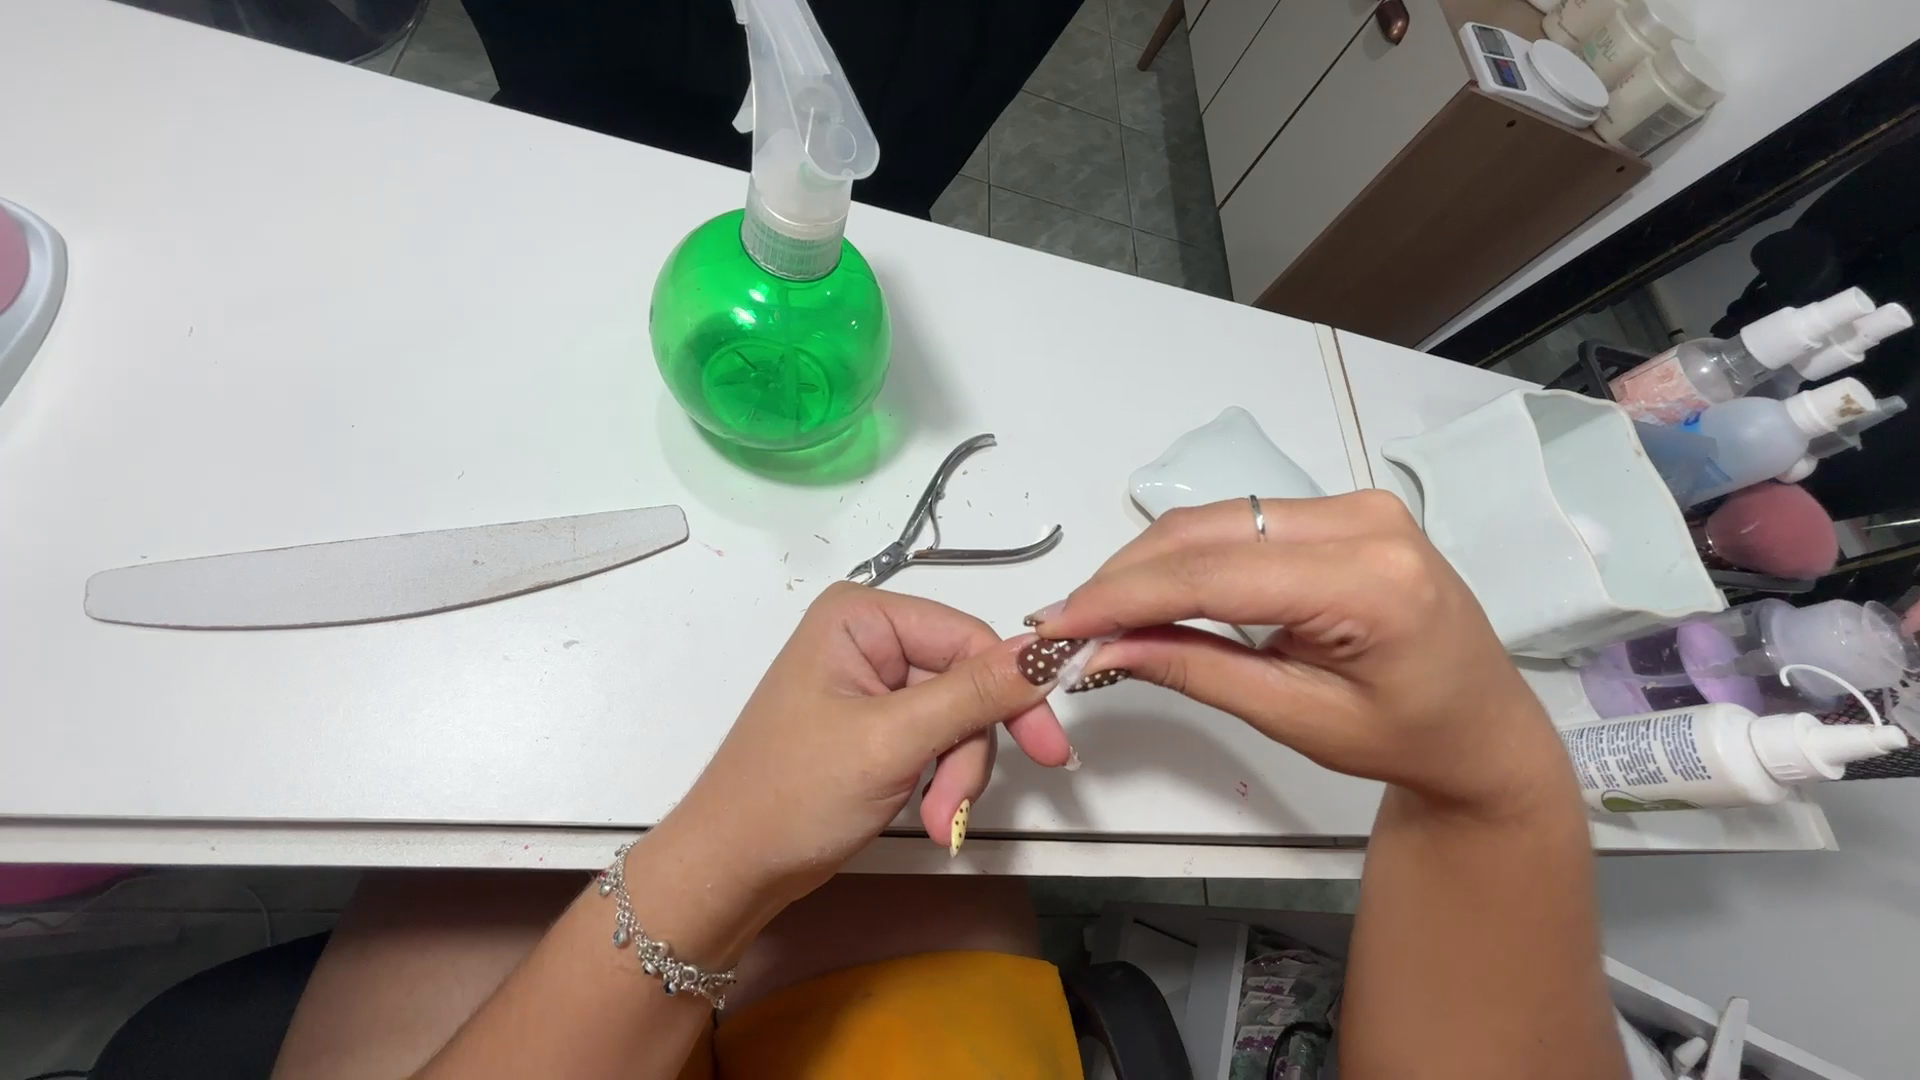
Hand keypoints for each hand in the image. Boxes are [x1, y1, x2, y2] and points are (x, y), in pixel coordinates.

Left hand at [656, 583, 1071, 911]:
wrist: (732, 870)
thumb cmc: (796, 794)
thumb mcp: (893, 740)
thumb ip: (975, 694)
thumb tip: (1048, 652)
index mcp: (862, 616)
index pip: (968, 636)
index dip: (1014, 690)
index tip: (1052, 748)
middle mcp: (869, 637)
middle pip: (966, 681)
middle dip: (970, 750)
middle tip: (962, 807)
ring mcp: (874, 682)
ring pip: (959, 717)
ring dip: (957, 774)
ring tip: (939, 822)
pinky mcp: (878, 723)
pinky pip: (937, 739)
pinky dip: (943, 779)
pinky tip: (929, 814)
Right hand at [1030, 491, 1559, 810]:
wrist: (1484, 727)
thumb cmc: (1402, 739)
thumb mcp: (1292, 716)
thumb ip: (1192, 668)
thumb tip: (1100, 647)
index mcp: (1368, 582)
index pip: (1212, 575)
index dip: (1123, 596)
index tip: (1057, 621)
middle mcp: (1362, 520)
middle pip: (1203, 533)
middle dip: (1124, 575)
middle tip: (1067, 619)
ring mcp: (1353, 504)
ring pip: (1211, 519)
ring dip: (1146, 563)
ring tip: (1097, 608)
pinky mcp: (1338, 509)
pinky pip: (1235, 522)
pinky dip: (1182, 555)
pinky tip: (1149, 586)